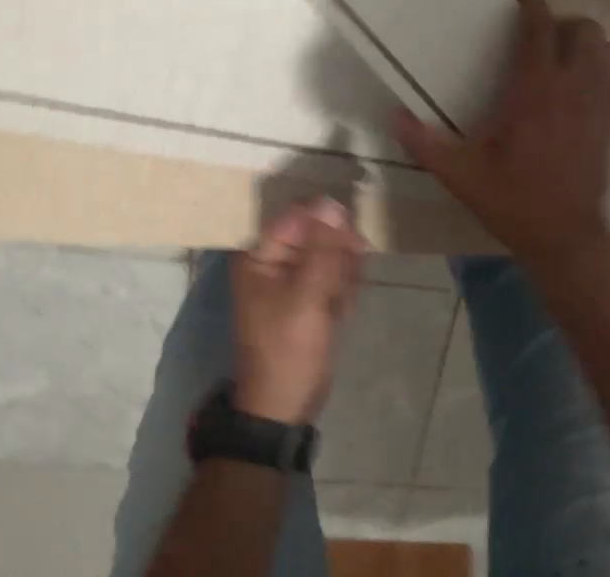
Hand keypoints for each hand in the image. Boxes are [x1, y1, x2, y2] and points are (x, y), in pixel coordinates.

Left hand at [230, 198, 365, 423]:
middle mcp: (273, 261)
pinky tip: (340, 312)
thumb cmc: (288, 351)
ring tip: (338, 304)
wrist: (284, 406)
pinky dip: (342, 291)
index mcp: (259, 256)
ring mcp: (292, 279)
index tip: (351, 241)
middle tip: (343, 283)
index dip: (327, 223)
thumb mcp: (306, 298)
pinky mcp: (309, 296)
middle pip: (317, 233)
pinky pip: (334, 276)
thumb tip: (331, 203)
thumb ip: (321, 249)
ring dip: (343, 276)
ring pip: (330, 254)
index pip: (297, 216)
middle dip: (337, 256)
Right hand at [392, 0, 609, 268]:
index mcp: (534, 90)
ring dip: (589, 47)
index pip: (540, 27)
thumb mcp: (461, 176)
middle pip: (585, 30)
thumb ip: (425, 143)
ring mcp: (601, 106)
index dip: (531, 4)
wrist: (566, 241)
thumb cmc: (513, 203)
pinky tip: (586, 95)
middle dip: (565, 24)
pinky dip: (606, 79)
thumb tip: (393, 117)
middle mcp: (573, 88)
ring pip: (609, 52)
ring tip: (566, 60)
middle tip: (542, 38)